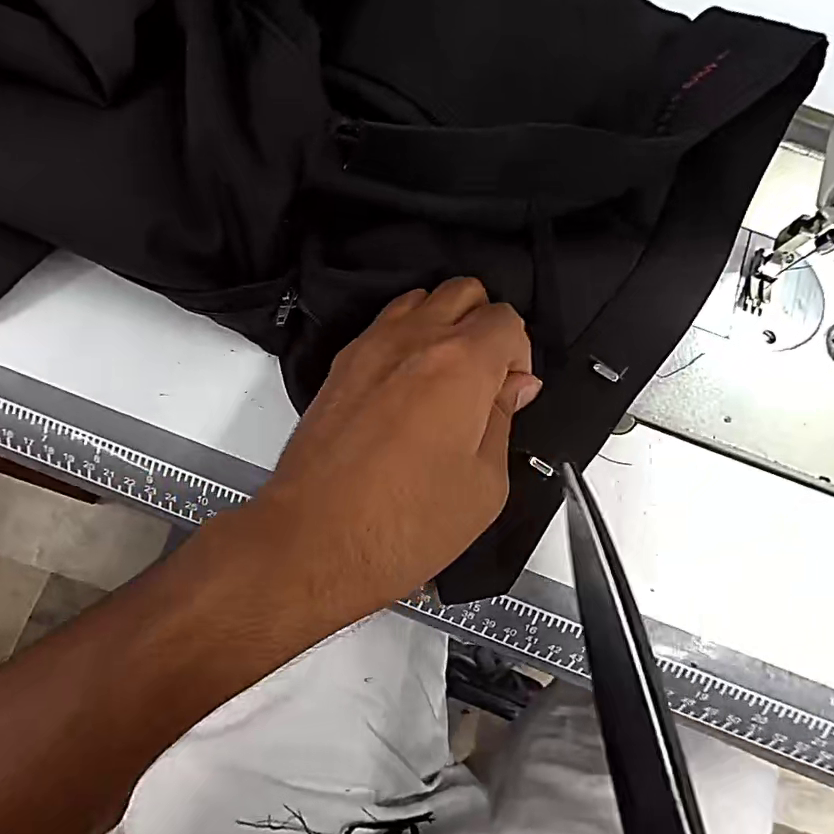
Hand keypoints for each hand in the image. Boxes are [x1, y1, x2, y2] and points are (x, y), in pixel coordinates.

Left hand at [238, 277, 540, 614]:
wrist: (314, 541)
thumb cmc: (397, 525)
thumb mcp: (484, 485)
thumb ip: (502, 420)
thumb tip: (513, 388)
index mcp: (460, 364)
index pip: (507, 320)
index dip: (519, 355)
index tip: (510, 390)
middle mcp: (411, 342)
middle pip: (463, 293)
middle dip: (484, 325)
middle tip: (485, 379)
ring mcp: (368, 350)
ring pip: (418, 301)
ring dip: (441, 325)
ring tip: (446, 380)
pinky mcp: (339, 369)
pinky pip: (380, 328)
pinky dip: (403, 340)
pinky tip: (406, 385)